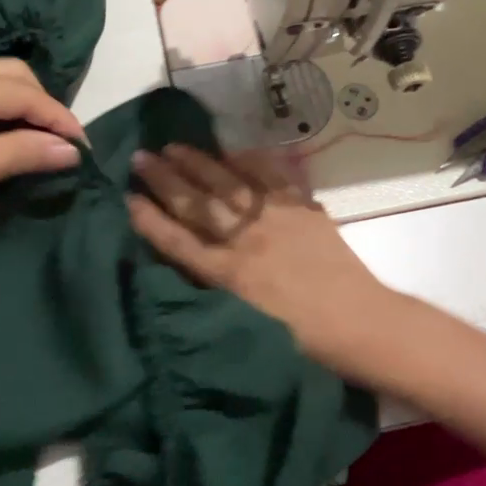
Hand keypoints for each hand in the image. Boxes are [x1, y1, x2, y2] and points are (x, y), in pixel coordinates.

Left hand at [0, 58, 84, 272]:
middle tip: (61, 146)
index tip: (83, 149)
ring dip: (20, 106)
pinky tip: (2, 137)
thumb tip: (70, 149)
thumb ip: (18, 153)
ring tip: (37, 143)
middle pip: (11, 75)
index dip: (58, 118)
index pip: (23, 92)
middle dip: (42, 106)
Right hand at [126, 145, 393, 371]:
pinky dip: (249, 161)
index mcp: (227, 277)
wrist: (358, 324)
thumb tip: (189, 255)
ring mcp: (273, 220)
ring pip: (226, 184)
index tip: (126, 198)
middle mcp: (244, 242)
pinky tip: (231, 151)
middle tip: (139, 157)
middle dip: (164, 180)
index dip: (148, 219)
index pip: (176, 242)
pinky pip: (270, 177)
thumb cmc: (301, 339)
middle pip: (195, 204)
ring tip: (172, 146)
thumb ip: (215, 288)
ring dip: (197, 163)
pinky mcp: (301, 209)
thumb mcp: (245, 321)